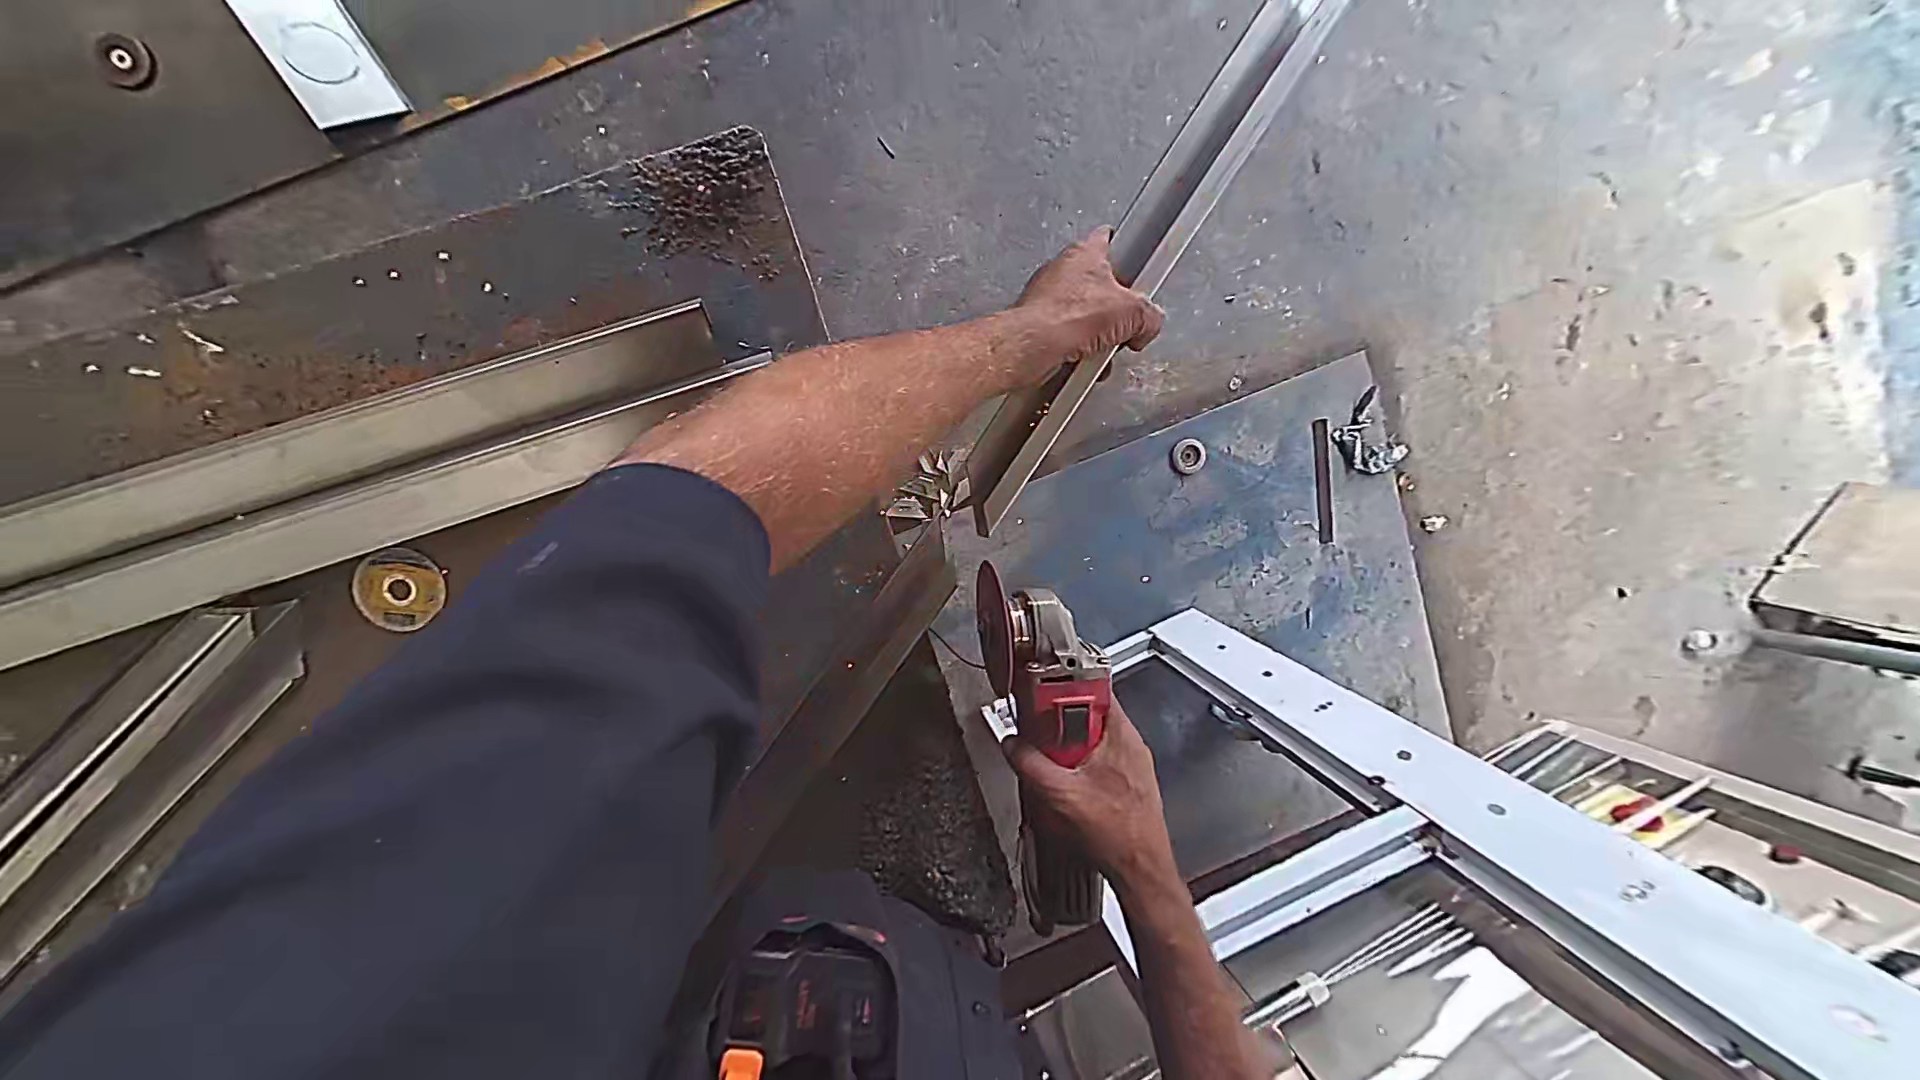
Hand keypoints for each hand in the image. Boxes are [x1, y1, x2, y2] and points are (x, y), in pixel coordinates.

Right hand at [1001, 700, 1180, 897]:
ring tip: (1053, 761)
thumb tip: (1012, 745)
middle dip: (1061, 720)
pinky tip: (1068, 784)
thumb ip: (1029, 764)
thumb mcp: (1060, 795)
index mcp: (1121, 734)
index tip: (1044, 691)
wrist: (1141, 871)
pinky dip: (1079, 763)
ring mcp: (1130, 763)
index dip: (1066, 684)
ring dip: (1068, 745)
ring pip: (1091, 737)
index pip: (1095, 687)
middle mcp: (1129, 743)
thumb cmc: (1118, 836)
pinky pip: (1098, 758)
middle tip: (1042, 733)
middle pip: (1088, 712)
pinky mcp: (1127, 780)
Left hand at [1015, 227, 1165, 370]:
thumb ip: (1149, 316)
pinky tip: (1082, 363)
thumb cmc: (1067, 318)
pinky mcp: (1039, 328)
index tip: (1137, 270)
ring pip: (1084, 318)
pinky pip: (1068, 338)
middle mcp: (1063, 272)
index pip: (1111, 240)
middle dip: (1115, 312)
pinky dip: (1078, 352)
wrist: (1030, 348)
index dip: (1128, 255)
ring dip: (1097, 338)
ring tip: (1100, 350)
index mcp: (1085, 253)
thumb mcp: (1132, 312)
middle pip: (1101, 288)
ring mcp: (1048, 300)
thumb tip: (1149, 325)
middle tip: (1123, 327)